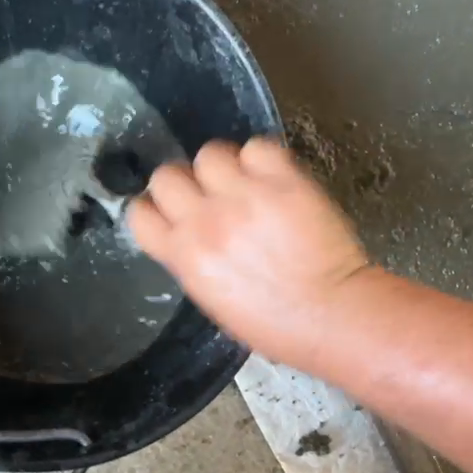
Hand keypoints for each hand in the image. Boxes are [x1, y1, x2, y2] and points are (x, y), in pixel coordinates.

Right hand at [128, 138, 373, 366]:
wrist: (332, 316)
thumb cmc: (274, 325)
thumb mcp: (214, 302)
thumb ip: (192, 262)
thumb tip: (188, 234)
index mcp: (185, 257)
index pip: (141, 213)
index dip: (156, 209)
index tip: (174, 213)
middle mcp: (207, 220)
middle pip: (167, 174)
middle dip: (185, 184)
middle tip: (211, 198)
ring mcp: (245, 196)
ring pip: (209, 153)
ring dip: (223, 167)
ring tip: (245, 186)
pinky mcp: (284, 180)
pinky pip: (256, 147)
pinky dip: (262, 159)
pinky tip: (273, 180)